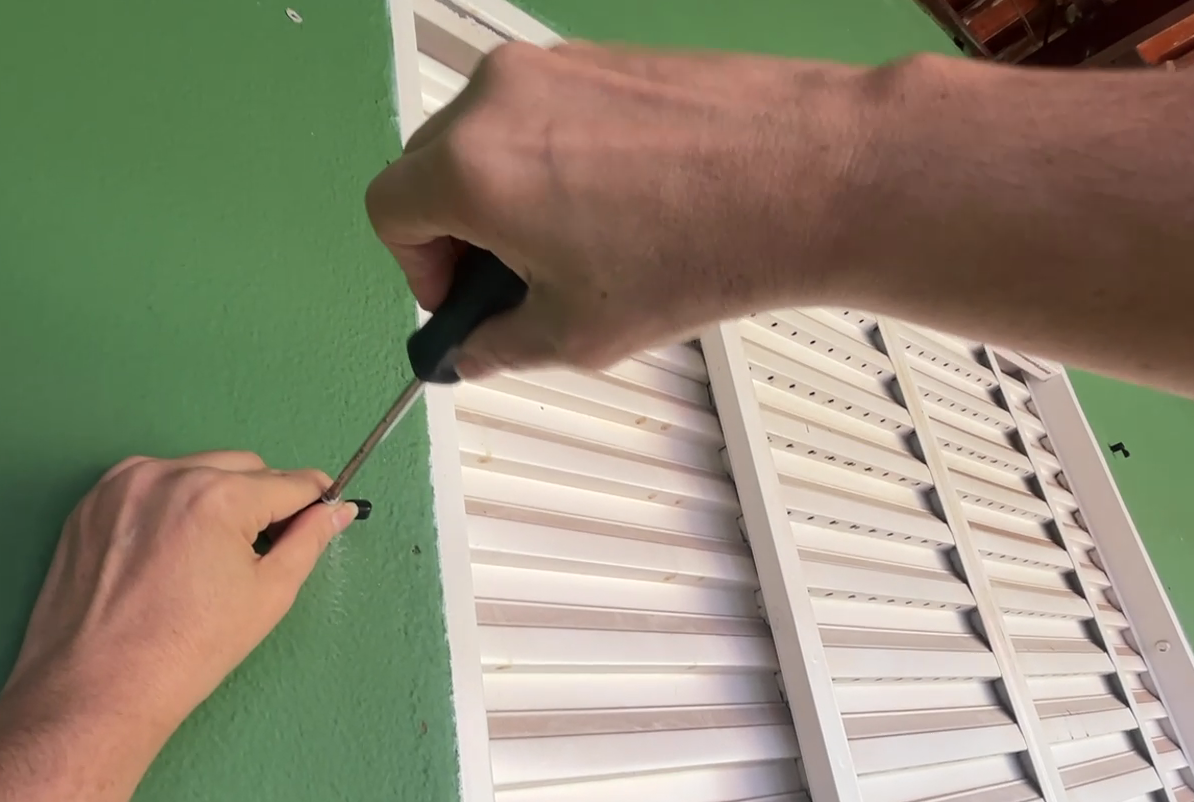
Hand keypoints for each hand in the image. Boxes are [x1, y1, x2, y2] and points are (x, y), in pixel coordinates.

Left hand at [0, 451, 356, 744]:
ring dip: (223, 496)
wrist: (99, 687)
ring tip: (215, 553)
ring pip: (201, 470)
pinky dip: (178, 503)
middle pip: (247, 467)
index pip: (290, 481)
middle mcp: (168, 475)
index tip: (325, 517)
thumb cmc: (192, 647)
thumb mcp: (271, 592)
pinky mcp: (92, 501)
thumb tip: (338, 511)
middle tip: (266, 549)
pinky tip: (176, 550)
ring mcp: (123, 484)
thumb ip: (310, 539)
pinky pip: (156, 483)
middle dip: (267, 498)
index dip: (317, 501)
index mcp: (217, 496)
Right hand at [366, 42, 887, 377]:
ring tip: (581, 249)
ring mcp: (550, 65)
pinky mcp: (598, 57)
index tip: (465, 300)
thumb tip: (468, 353)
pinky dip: (549, 166)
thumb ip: (499, 346)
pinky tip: (616, 207)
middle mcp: (495, 98)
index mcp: (473, 168)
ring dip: (504, 201)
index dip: (417, 270)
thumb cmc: (689, 261)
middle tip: (519, 283)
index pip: (387, 213)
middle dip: (456, 237)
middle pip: (429, 171)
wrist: (805, 177)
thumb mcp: (576, 334)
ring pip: (484, 142)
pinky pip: (539, 117)